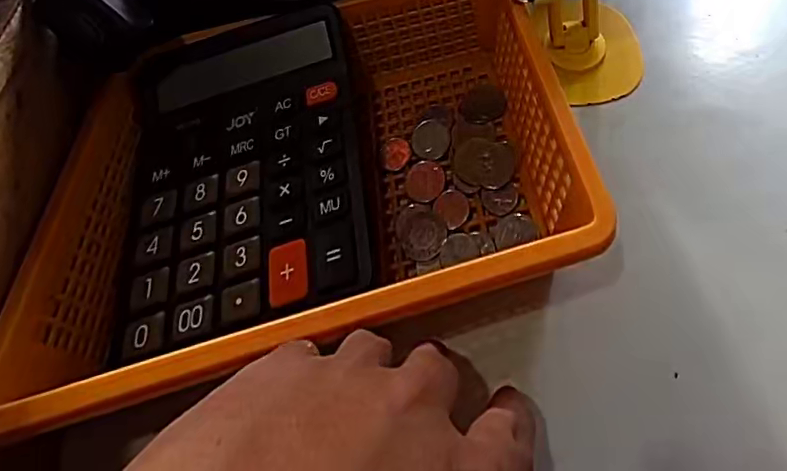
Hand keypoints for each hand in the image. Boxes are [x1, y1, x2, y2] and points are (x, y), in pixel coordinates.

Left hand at [128, 331, 534, 470]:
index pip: (508, 434)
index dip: (504, 426)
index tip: (500, 420)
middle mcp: (410, 410)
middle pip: (438, 372)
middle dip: (422, 396)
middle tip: (395, 432)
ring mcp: (345, 376)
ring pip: (372, 352)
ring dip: (360, 381)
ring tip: (331, 422)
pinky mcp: (284, 362)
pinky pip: (310, 354)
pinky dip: (302, 379)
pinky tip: (279, 415)